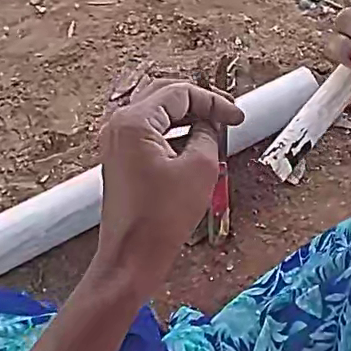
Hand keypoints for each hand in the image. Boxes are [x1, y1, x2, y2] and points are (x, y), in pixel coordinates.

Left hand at [93, 80, 245, 291]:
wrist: (133, 256)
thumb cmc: (162, 218)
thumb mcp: (201, 168)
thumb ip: (208, 134)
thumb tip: (209, 125)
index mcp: (134, 122)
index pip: (180, 93)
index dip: (213, 101)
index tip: (235, 117)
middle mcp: (119, 126)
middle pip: (164, 95)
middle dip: (198, 102)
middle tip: (225, 115)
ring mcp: (116, 142)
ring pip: (156, 111)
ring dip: (186, 115)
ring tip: (214, 127)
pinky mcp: (120, 158)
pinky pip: (148, 131)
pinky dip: (173, 131)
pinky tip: (194, 143)